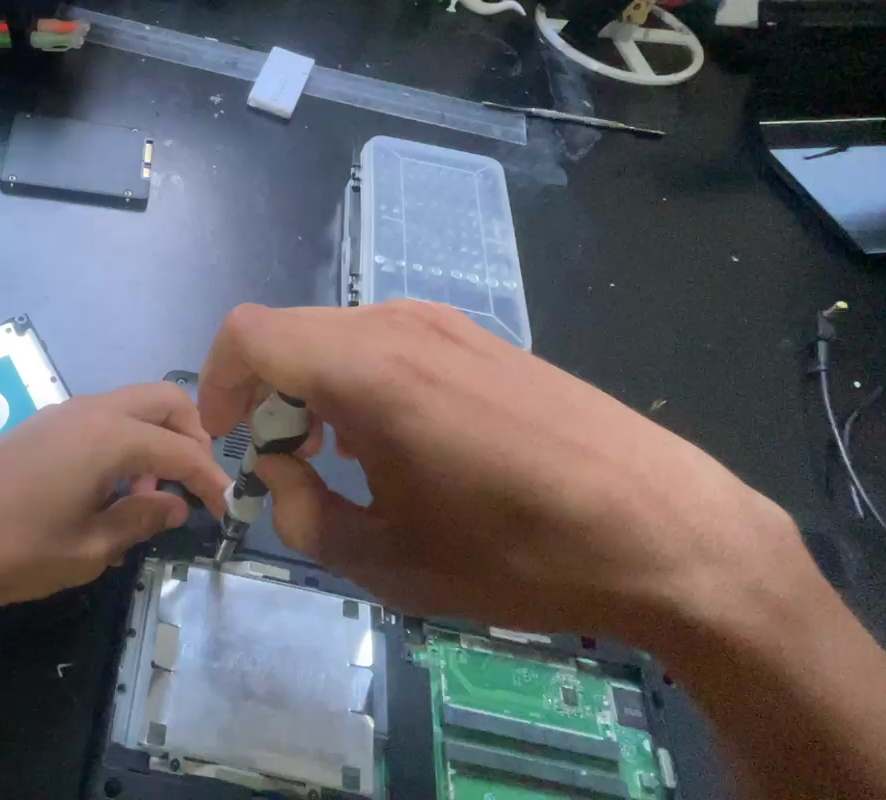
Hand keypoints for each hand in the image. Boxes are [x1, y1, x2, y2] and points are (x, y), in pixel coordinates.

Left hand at [0, 382, 231, 614]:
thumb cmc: (15, 549)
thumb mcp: (89, 548)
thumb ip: (140, 520)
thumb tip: (174, 505)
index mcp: (111, 435)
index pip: (182, 449)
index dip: (210, 478)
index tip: (226, 508)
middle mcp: (91, 411)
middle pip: (162, 400)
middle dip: (191, 435)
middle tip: (195, 483)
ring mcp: (62, 414)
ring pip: (130, 407)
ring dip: (154, 440)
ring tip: (146, 500)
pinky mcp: (40, 427)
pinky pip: (100, 421)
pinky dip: (122, 444)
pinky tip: (107, 494)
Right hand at [197, 301, 812, 645]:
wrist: (666, 529)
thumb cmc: (518, 554)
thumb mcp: (388, 562)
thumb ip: (303, 513)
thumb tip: (281, 469)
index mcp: (367, 373)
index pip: (248, 333)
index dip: (218, 381)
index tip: (230, 436)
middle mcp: (398, 326)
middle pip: (287, 332)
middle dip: (263, 391)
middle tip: (285, 460)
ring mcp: (443, 322)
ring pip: (334, 334)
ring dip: (312, 386)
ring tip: (344, 458)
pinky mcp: (477, 334)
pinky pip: (384, 340)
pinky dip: (357, 378)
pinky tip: (399, 439)